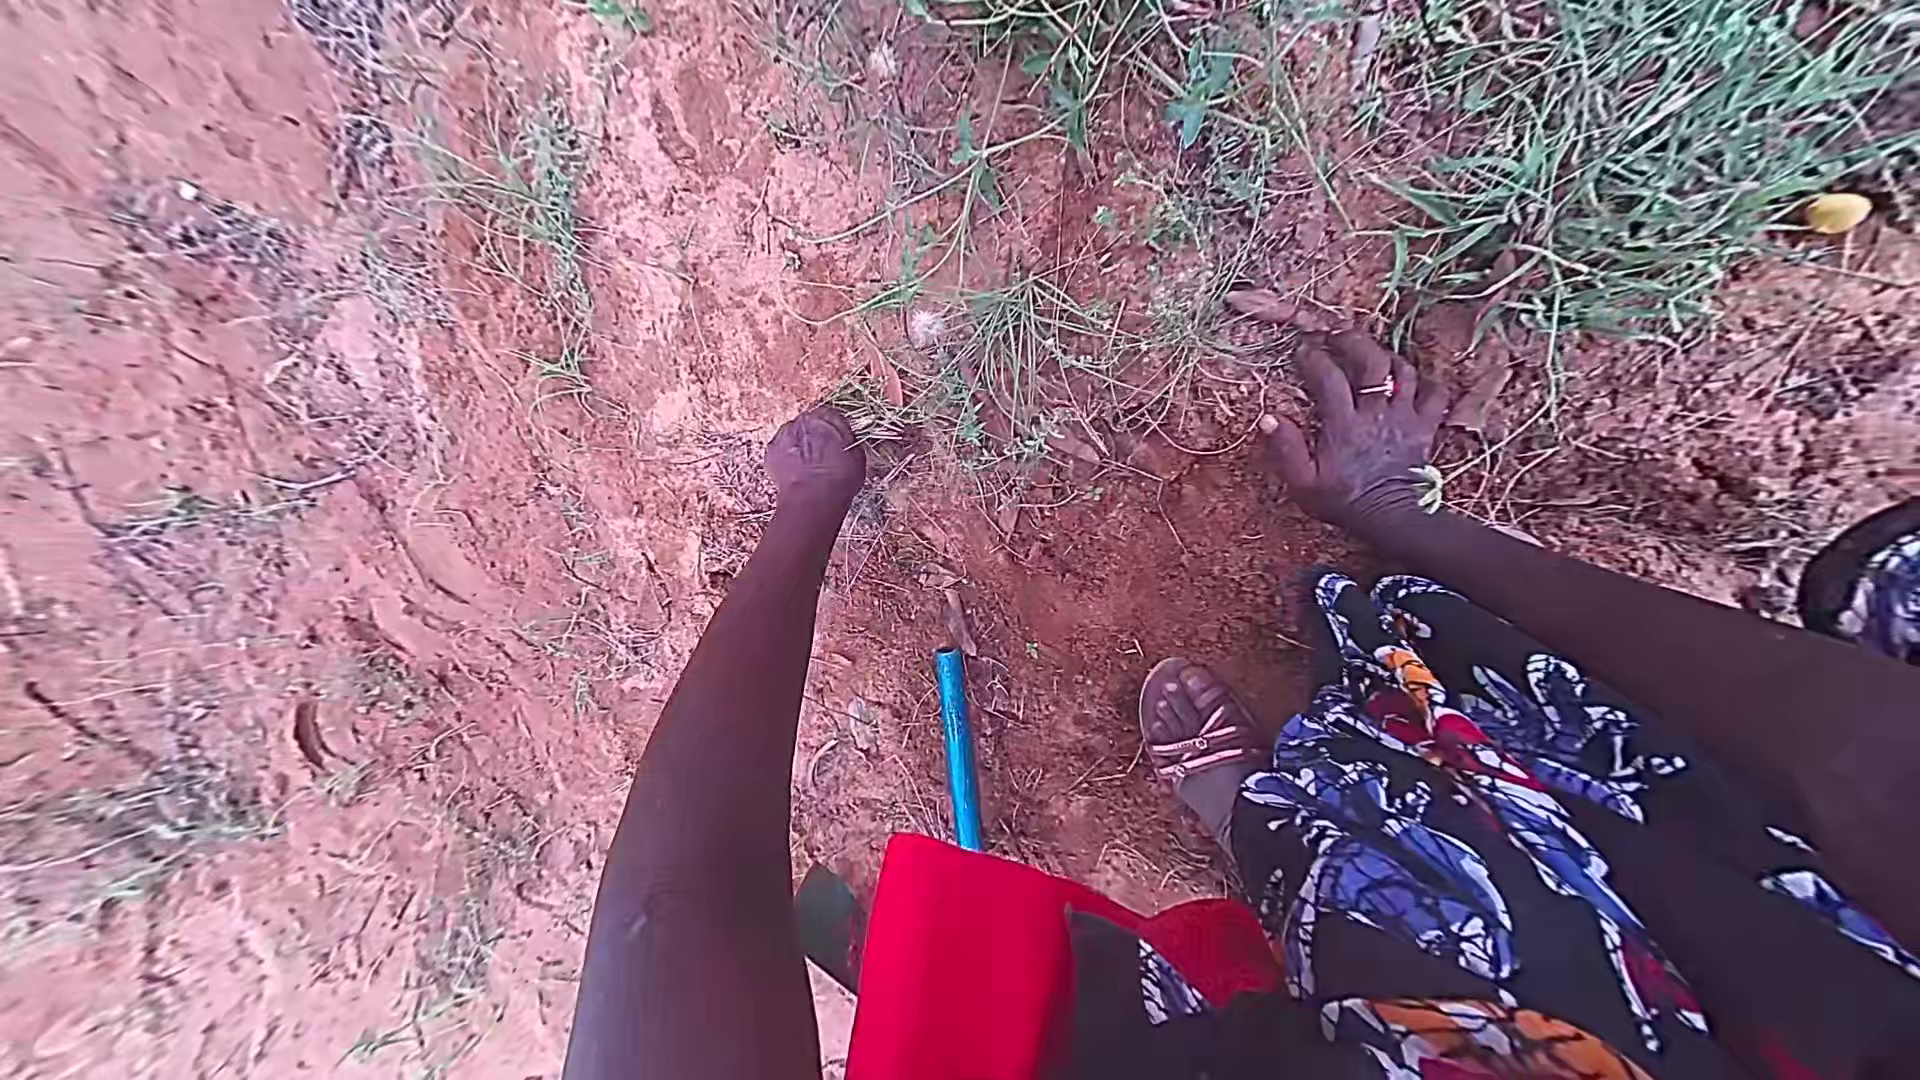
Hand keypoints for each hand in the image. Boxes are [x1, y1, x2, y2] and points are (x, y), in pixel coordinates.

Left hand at [767, 407, 865, 512]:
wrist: (813, 499)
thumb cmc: (838, 479)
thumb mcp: (858, 458)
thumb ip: (850, 442)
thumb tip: (848, 443)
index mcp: (827, 417)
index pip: (831, 415)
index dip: (835, 430)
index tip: (838, 442)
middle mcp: (803, 421)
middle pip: (810, 423)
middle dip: (815, 436)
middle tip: (824, 455)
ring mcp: (784, 435)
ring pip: (793, 435)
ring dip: (800, 446)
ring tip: (810, 466)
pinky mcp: (771, 451)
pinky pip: (781, 450)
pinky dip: (786, 458)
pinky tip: (797, 472)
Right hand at [1261, 330, 1448, 531]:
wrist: (1390, 518)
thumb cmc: (1340, 501)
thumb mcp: (1302, 481)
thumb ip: (1285, 447)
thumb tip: (1267, 416)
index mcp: (1344, 426)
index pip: (1329, 380)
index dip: (1314, 360)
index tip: (1301, 350)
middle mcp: (1377, 414)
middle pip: (1372, 363)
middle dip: (1353, 342)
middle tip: (1336, 334)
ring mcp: (1405, 418)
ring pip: (1404, 371)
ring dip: (1386, 355)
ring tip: (1369, 351)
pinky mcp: (1425, 427)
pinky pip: (1434, 394)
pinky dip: (1423, 381)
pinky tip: (1408, 380)